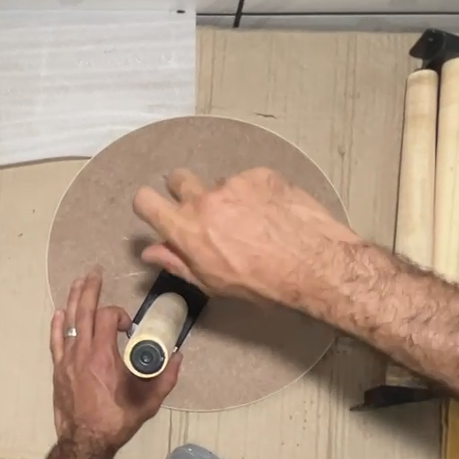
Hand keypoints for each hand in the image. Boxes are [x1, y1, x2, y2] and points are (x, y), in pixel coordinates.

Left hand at [49, 272, 179, 457]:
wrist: (86, 440)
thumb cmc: (118, 419)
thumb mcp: (150, 400)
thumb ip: (166, 376)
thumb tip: (176, 357)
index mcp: (104, 355)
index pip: (108, 317)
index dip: (120, 314)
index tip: (128, 327)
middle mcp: (83, 351)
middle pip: (84, 311)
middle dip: (90, 289)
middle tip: (95, 273)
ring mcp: (68, 360)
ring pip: (69, 321)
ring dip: (74, 299)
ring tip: (79, 282)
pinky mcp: (59, 369)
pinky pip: (56, 340)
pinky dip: (57, 324)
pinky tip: (60, 312)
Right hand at [132, 167, 361, 307]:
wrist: (313, 264)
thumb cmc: (261, 283)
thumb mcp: (212, 282)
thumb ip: (177, 262)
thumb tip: (151, 252)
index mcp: (186, 229)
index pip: (145, 201)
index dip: (148, 205)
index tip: (158, 211)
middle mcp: (204, 200)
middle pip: (177, 179)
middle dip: (184, 191)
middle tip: (204, 211)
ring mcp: (234, 184)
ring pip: (218, 183)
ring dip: (226, 197)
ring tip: (251, 221)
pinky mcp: (261, 175)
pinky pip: (248, 180)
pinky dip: (255, 194)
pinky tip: (271, 214)